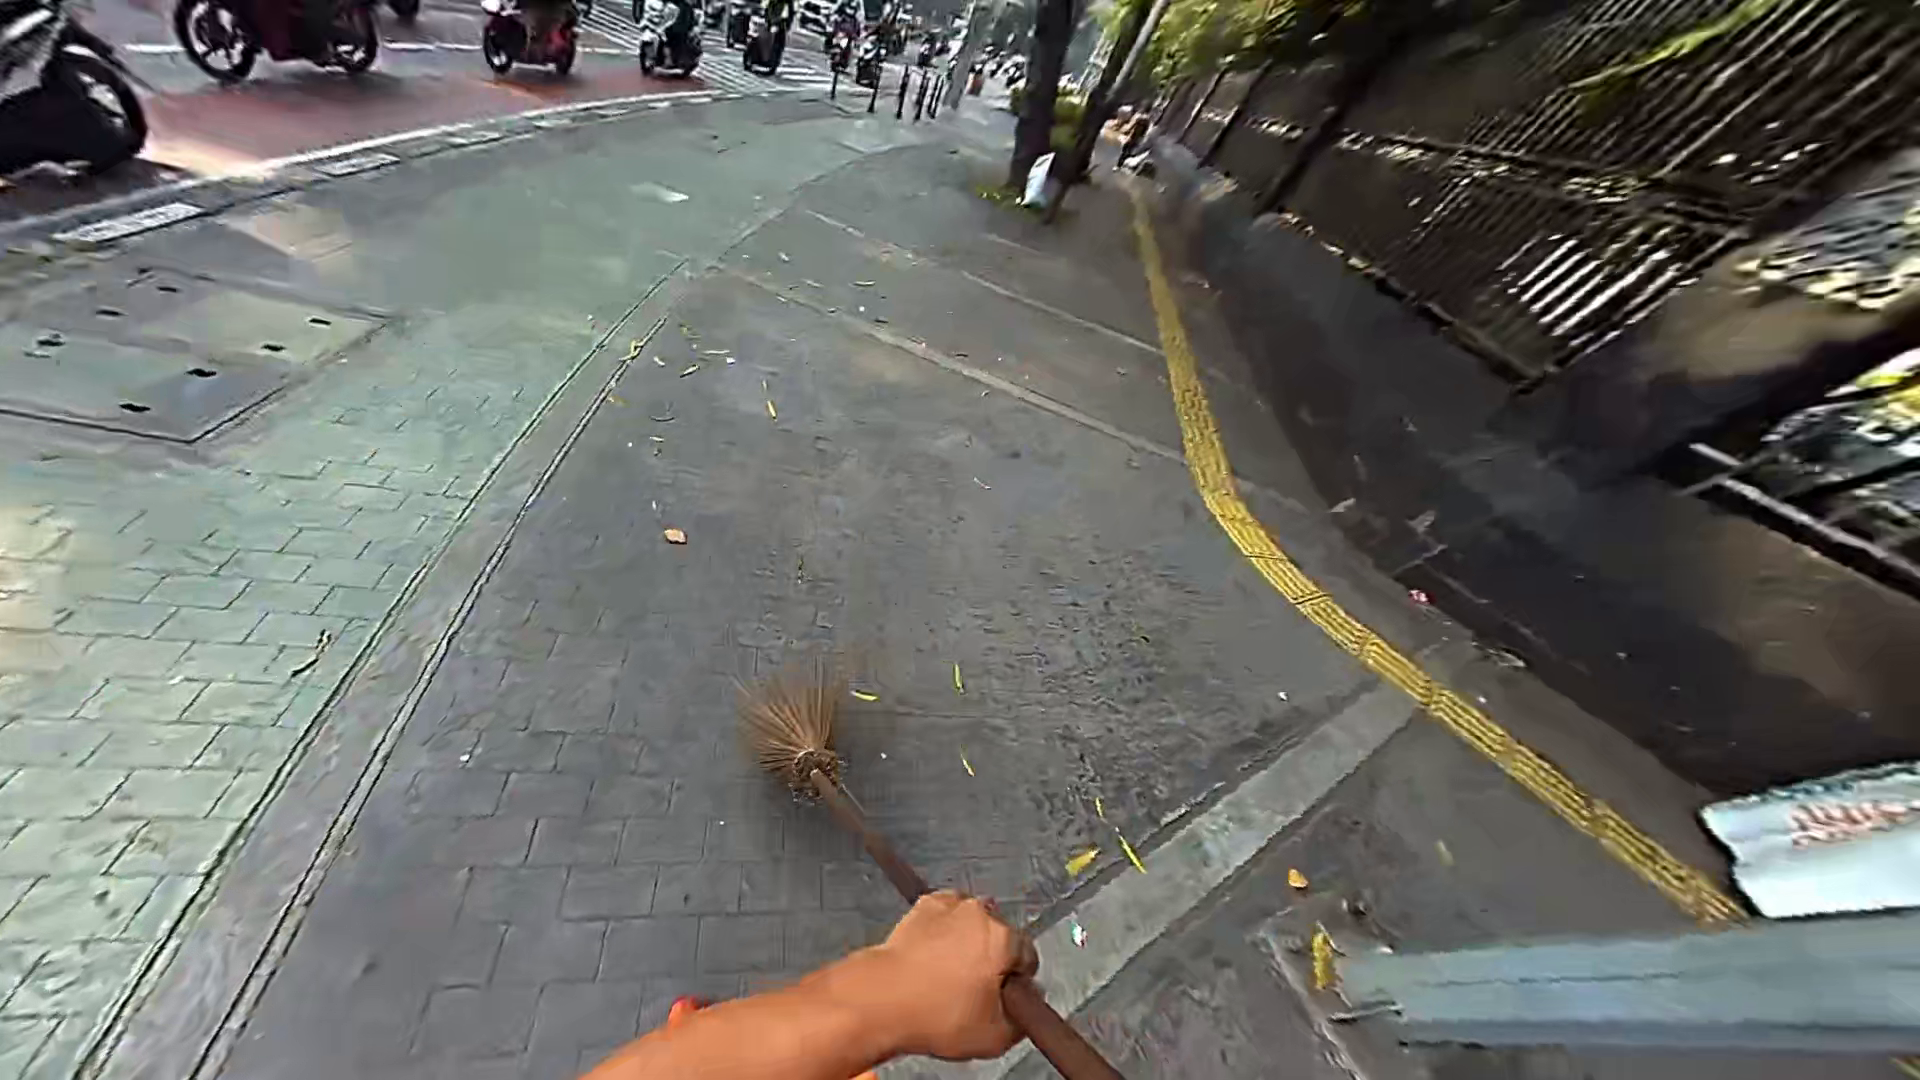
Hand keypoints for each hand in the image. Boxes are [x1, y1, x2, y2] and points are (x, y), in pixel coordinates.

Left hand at [863, 890, 1038, 1060]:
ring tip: (950, 970)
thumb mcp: (994, 1037)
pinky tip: (933, 954)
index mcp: (1003, 939)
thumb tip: (1028, 1003)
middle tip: (976, 987)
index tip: (1007, 994)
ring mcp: (952, 904)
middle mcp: (981, 912)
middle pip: (999, 934)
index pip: (1027, 954)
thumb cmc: (938, 1014)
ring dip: (969, 939)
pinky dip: (945, 928)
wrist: (887, 995)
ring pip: (973, 921)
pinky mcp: (927, 903)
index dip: (1020, 978)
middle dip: (993, 957)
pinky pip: (947, 914)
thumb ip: (1022, 1019)